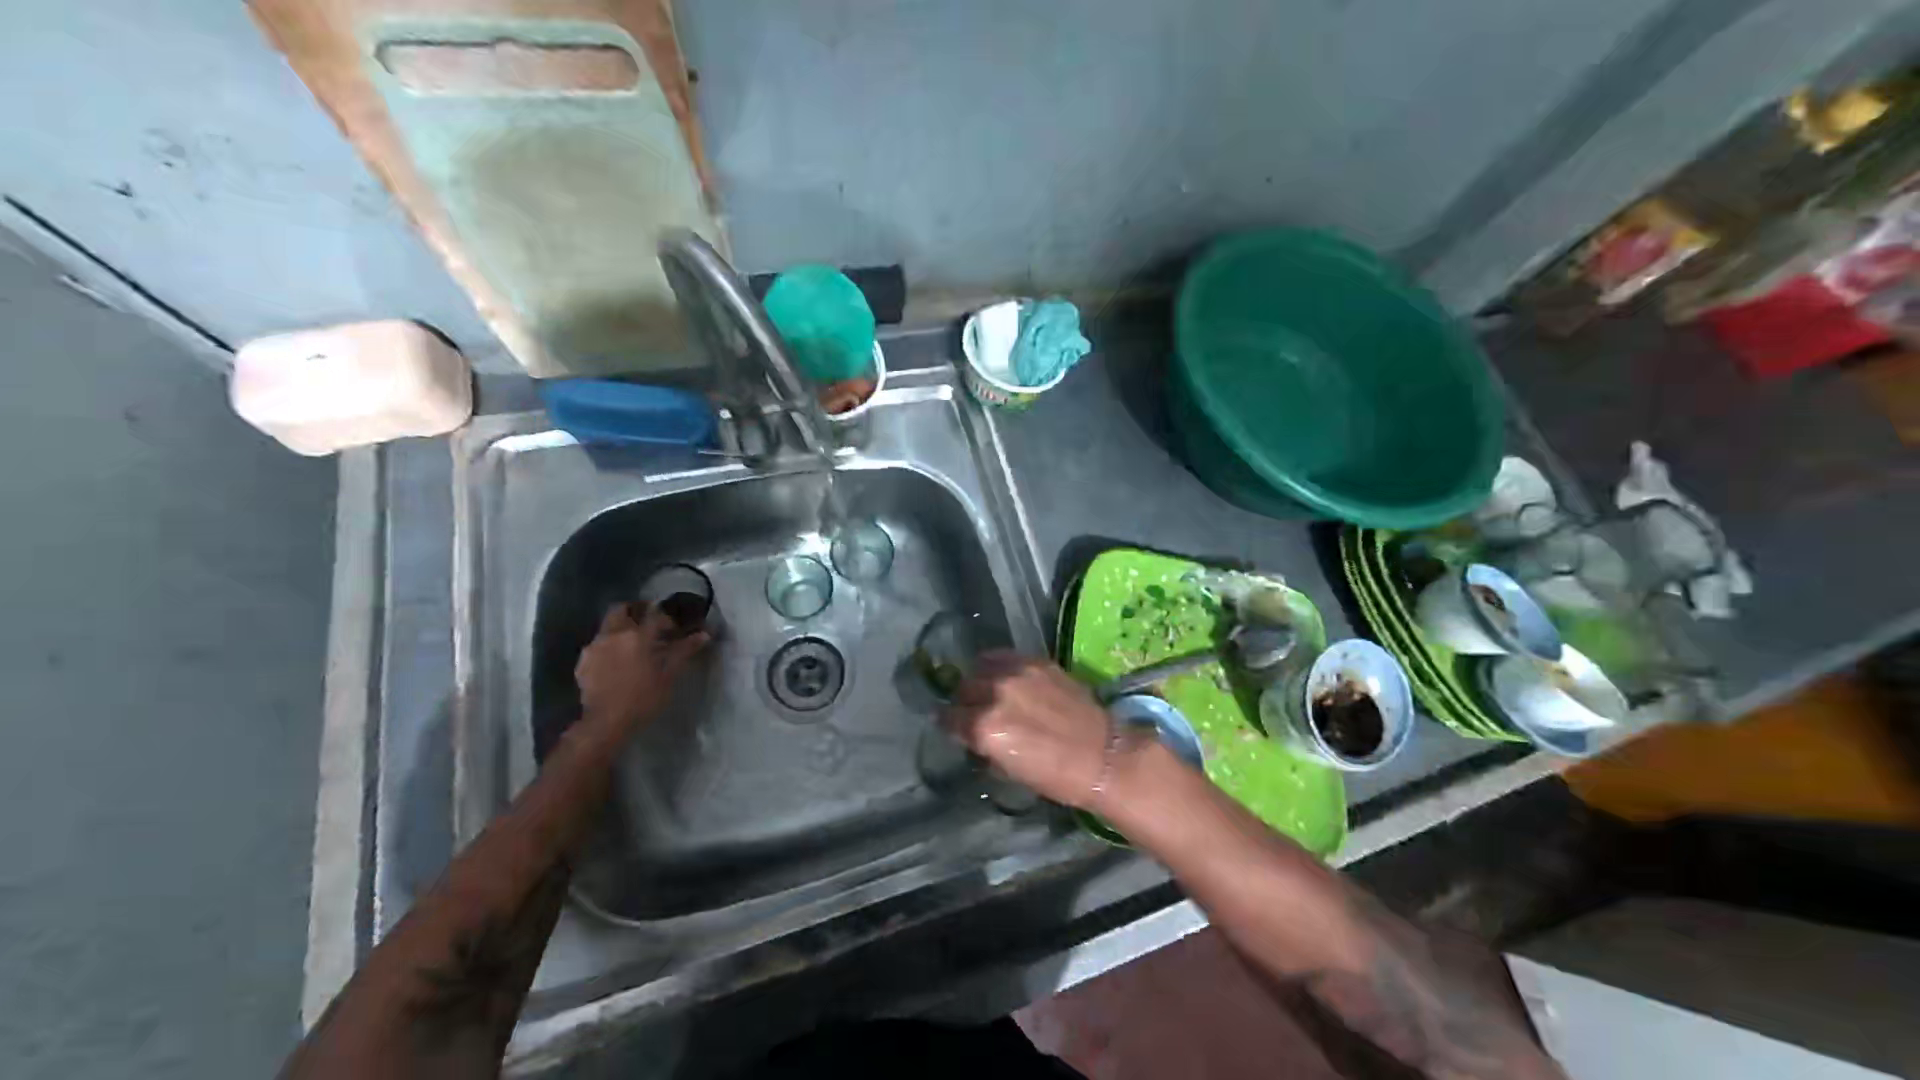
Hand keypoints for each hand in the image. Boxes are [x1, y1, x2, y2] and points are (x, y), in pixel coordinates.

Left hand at [575, 603, 710, 729]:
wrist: (606, 723)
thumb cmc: (644, 698)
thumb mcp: (669, 675)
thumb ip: (684, 650)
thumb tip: (704, 634)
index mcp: (637, 635)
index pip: (654, 614)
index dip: (666, 618)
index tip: (673, 629)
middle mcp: (613, 634)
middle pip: (622, 609)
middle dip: (636, 612)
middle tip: (648, 625)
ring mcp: (595, 646)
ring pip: (608, 626)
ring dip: (621, 629)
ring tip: (631, 647)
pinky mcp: (583, 661)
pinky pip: (597, 645)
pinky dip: (608, 647)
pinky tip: (615, 663)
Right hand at [941, 652, 1137, 809]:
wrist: (1103, 756)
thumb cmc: (1055, 776)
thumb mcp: (1006, 769)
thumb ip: (983, 744)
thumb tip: (971, 733)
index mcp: (984, 727)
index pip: (948, 717)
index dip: (950, 724)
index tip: (954, 727)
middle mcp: (995, 693)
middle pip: (963, 688)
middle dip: (965, 701)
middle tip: (974, 710)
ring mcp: (1016, 673)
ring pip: (980, 667)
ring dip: (980, 680)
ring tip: (990, 690)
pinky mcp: (1037, 661)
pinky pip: (1004, 656)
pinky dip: (999, 666)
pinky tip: (1006, 677)